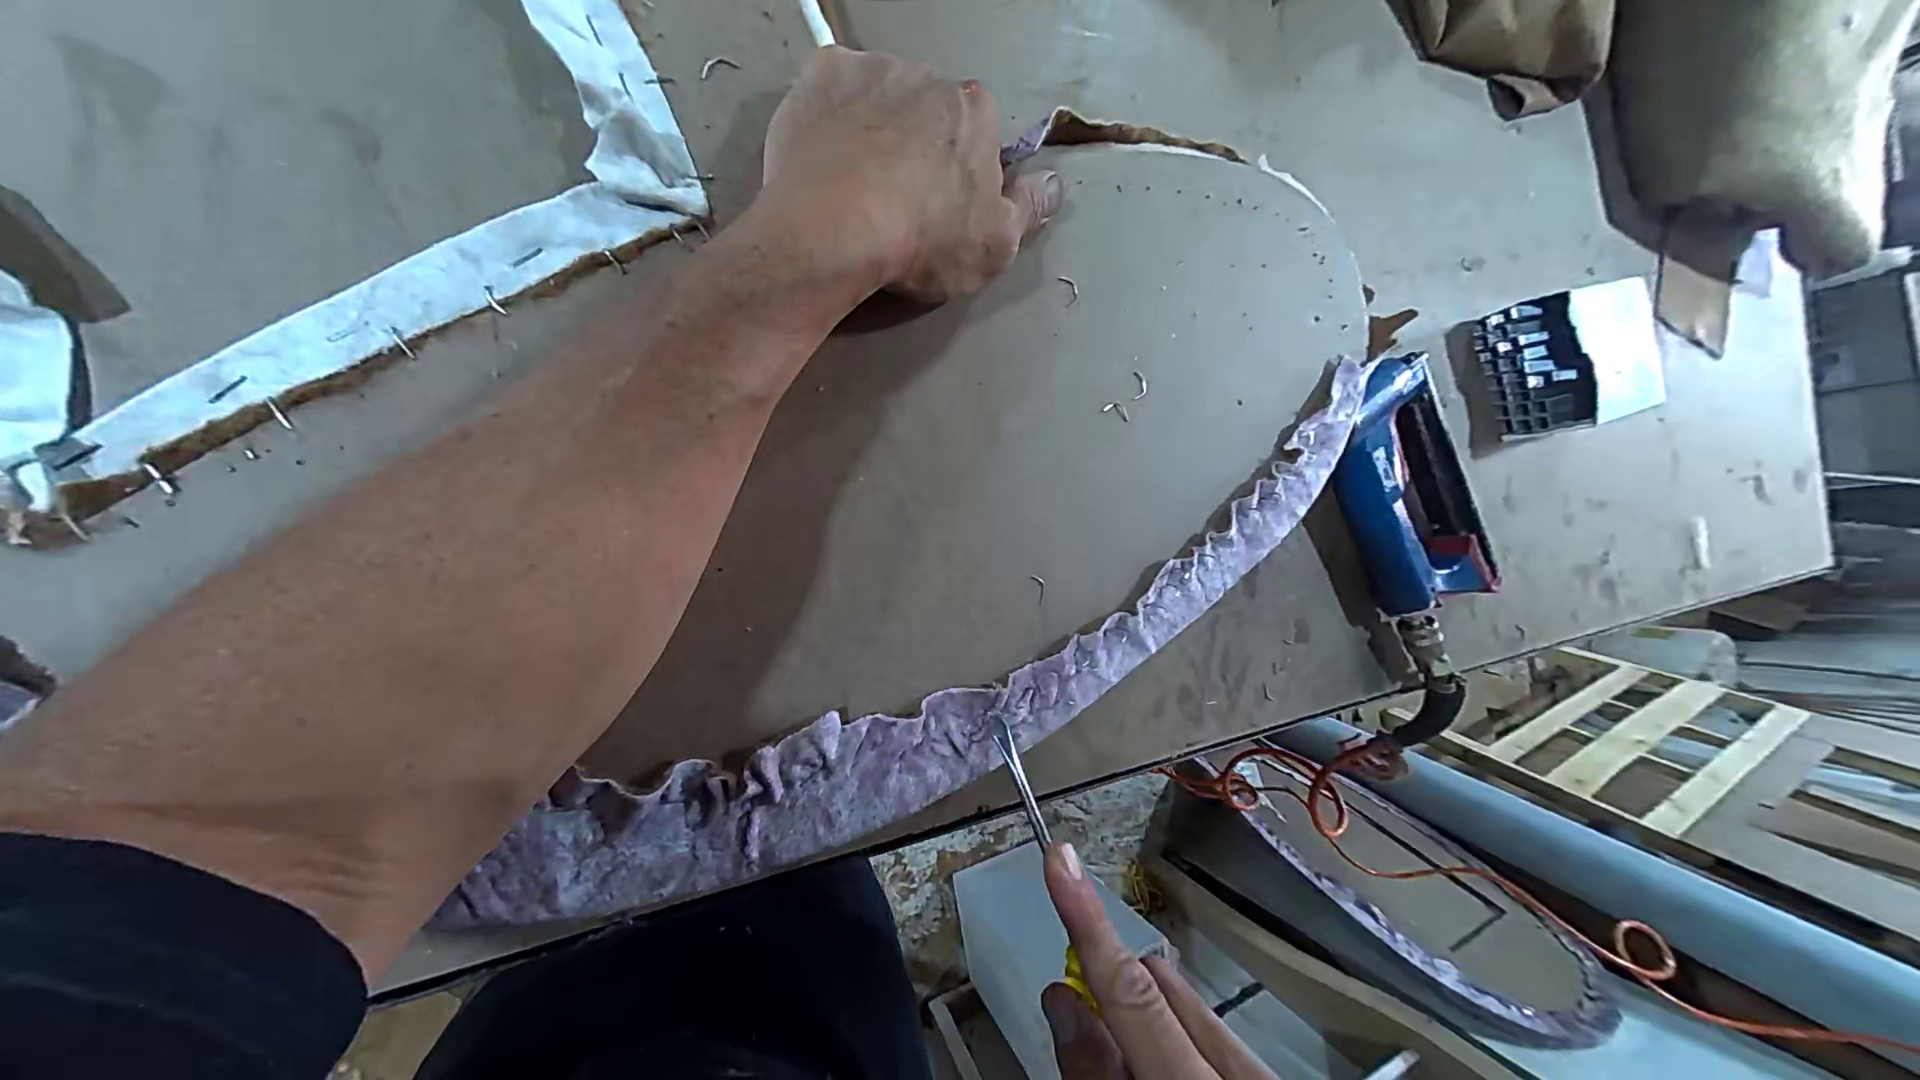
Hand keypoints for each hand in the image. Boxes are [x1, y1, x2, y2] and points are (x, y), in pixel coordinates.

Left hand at [757, 47, 1062, 302]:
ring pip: (881, 98)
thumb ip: (1029, 210)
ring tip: (858, 186)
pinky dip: (833, 118)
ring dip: (876, 130)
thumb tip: (1052, 185)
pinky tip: (827, 158)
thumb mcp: (995, 245)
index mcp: (974, 113)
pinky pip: (833, 91)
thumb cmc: (921, 241)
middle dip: (919, 147)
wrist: (833, 231)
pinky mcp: (820, 76)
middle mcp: (928, 77)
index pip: (980, 133)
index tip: (945, 207)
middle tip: (900, 201)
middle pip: (929, 112)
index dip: (964, 172)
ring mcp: (871, 71)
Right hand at [1042, 842, 1279, 1079]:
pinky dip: (1186, 1038)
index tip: (1060, 855)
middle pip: (1164, 987)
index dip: (1089, 922)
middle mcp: (1245, 1072)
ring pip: (1194, 1005)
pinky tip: (1172, 1063)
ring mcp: (1268, 1072)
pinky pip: (1223, 1035)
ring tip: (1133, 1049)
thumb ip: (1091, 1069)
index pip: (1131, 993)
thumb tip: (1060, 996)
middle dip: (1117, 983)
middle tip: (1082, 1010)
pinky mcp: (1275, 1074)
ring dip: (1153, 1015)